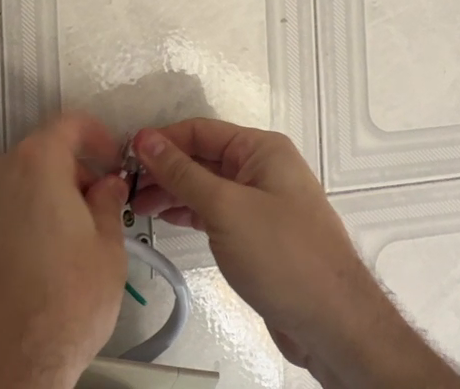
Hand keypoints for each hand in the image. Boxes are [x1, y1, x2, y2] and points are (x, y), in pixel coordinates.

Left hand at [0, 112, 129, 388]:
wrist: (3, 363)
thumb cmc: (58, 309)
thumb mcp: (107, 251)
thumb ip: (108, 203)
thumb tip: (106, 184)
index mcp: (36, 164)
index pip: (69, 124)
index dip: (96, 135)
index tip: (110, 156)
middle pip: (42, 152)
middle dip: (73, 171)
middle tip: (99, 204)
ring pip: (19, 181)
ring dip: (46, 195)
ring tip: (72, 238)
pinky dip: (22, 216)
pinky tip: (41, 255)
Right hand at [130, 119, 459, 388]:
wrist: (334, 326)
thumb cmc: (284, 257)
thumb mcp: (225, 208)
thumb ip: (181, 172)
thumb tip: (146, 139)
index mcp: (261, 150)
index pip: (199, 131)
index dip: (161, 141)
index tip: (125, 155)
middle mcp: (262, 169)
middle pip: (201, 157)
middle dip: (163, 169)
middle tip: (125, 185)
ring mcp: (261, 202)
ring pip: (205, 186)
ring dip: (171, 192)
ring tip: (136, 204)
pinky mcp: (257, 234)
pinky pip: (214, 211)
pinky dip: (188, 212)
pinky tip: (163, 218)